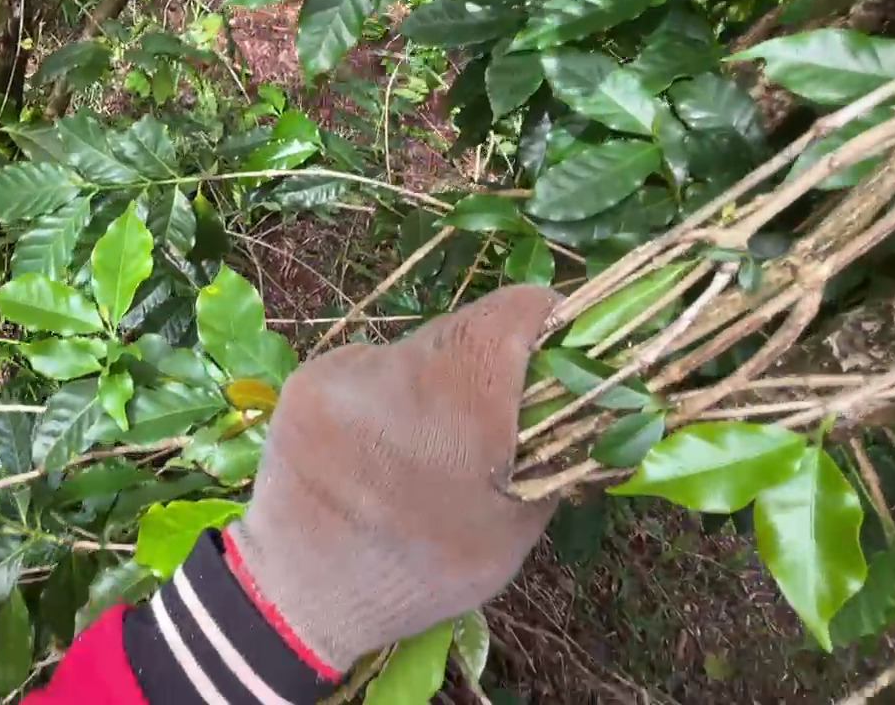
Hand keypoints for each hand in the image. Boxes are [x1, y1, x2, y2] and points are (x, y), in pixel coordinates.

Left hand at [229, 285, 558, 669]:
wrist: (304, 581)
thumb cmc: (423, 567)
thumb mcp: (512, 529)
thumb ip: (554, 455)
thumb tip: (591, 406)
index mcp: (455, 405)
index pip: (502, 318)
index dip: (535, 312)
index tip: (554, 321)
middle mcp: (392, 370)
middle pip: (453, 335)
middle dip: (482, 360)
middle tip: (489, 405)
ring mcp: (338, 371)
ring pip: (404, 353)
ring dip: (425, 380)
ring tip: (419, 442)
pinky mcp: (302, 378)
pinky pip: (359, 368)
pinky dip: (378, 390)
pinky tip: (371, 440)